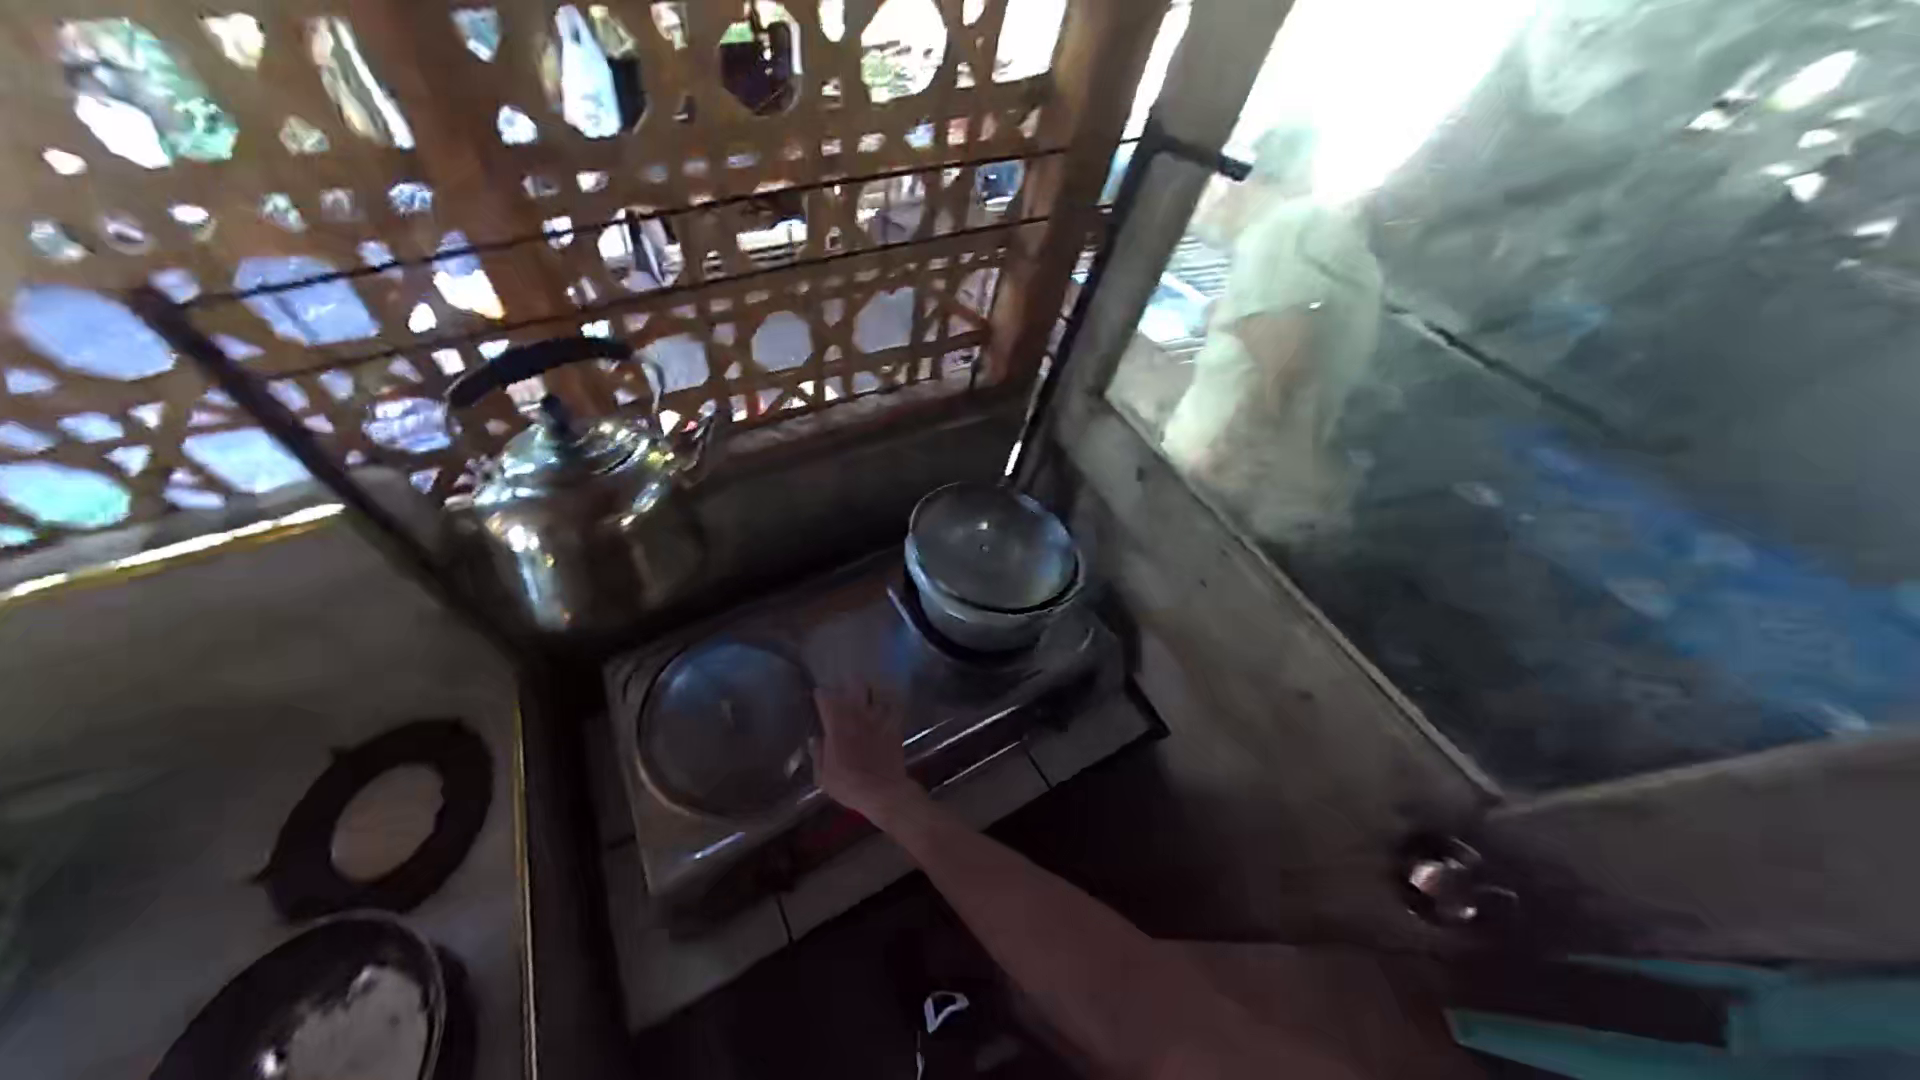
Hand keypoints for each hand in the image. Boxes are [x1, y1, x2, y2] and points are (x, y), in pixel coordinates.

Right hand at [810, 687, 923, 824]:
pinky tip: (884, 714)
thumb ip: (819, 754)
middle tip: (844, 691)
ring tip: (866, 702)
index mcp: (837, 725)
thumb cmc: (848, 785)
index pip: (826, 698)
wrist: (882, 791)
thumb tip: (816, 740)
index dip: (821, 694)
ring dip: (869, 696)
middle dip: (848, 683)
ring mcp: (878, 718)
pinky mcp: (894, 725)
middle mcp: (857, 715)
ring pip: (874, 694)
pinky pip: (892, 708)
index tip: (818, 697)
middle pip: (854, 685)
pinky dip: (888, 708)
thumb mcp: (823, 775)